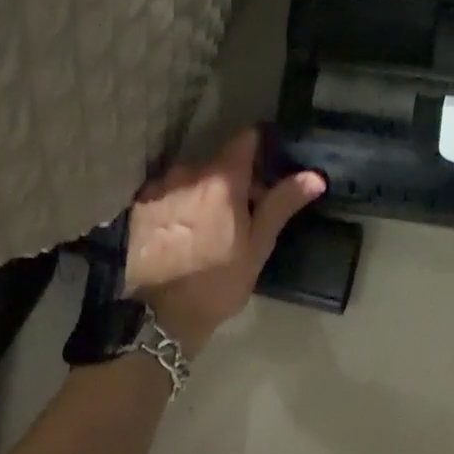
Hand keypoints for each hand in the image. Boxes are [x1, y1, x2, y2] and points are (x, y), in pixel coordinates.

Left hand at [123, 128, 325, 354]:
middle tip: (246, 210)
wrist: (164, 314)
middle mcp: (186, 172)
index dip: (260, 146)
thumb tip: (314, 176)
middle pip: (217, 160)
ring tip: (213, 223)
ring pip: (191, 176)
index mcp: (221, 179)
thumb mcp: (258, 245)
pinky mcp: (139, 205)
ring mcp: (159, 187)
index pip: (245, 139)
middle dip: (234, 178)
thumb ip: (282, 203)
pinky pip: (168, 191)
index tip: (270, 162)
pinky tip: (185, 230)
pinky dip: (180, 202)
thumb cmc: (219, 280)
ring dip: (204, 190)